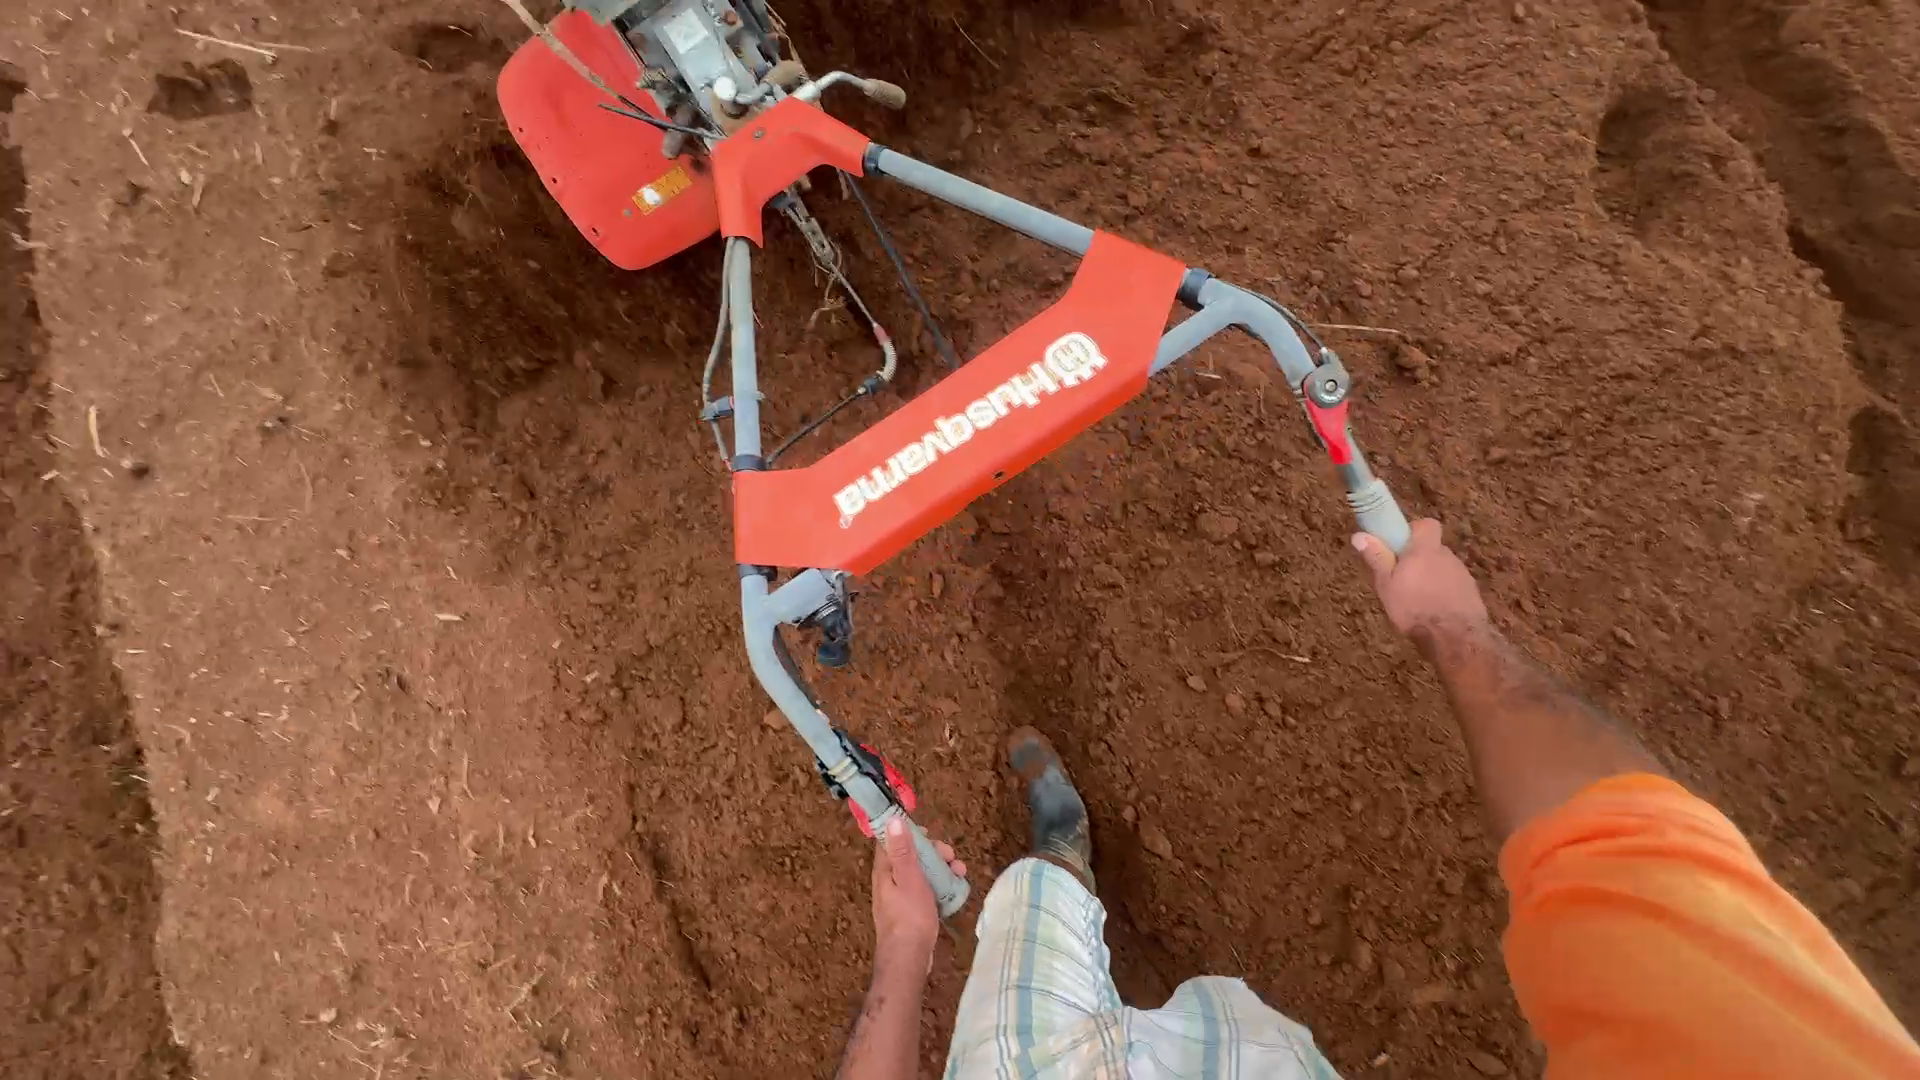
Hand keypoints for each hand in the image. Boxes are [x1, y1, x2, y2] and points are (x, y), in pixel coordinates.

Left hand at [871, 818, 965, 971]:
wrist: (908, 960)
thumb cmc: (909, 916)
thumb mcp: (909, 878)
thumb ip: (903, 850)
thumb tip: (893, 820)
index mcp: (885, 871)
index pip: (891, 841)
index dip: (909, 833)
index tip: (929, 834)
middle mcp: (889, 881)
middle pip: (910, 856)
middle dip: (932, 852)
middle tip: (951, 857)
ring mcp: (899, 899)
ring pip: (920, 874)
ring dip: (939, 869)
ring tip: (960, 872)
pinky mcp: (910, 913)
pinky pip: (924, 891)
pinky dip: (938, 886)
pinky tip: (954, 890)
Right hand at [1352, 518, 1489, 640]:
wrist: (1453, 637)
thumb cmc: (1413, 607)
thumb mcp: (1386, 584)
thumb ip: (1376, 558)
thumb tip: (1359, 535)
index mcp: (1424, 550)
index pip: (1426, 524)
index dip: (1413, 531)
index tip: (1398, 546)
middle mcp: (1447, 557)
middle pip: (1431, 549)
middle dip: (1417, 559)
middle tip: (1399, 578)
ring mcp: (1462, 575)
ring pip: (1441, 568)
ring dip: (1429, 577)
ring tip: (1414, 599)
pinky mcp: (1471, 593)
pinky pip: (1452, 585)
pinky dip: (1442, 592)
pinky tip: (1431, 610)